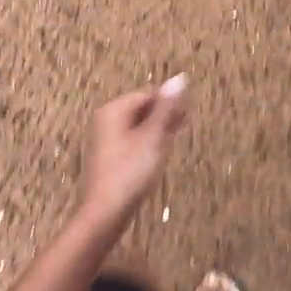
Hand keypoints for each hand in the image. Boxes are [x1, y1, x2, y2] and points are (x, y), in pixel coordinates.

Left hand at [79, 75, 188, 228]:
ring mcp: (105, 139)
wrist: (105, 212)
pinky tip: (157, 155)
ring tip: (171, 143)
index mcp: (113, 110)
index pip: (148, 94)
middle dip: (162, 116)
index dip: (168, 103)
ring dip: (156, 130)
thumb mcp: (153, 137)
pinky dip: (146, 143)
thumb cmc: (130, 172)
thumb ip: (166, 108)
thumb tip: (179, 78)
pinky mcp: (109, 156)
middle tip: (181, 129)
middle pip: (141, 108)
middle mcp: (106, 119)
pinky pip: (132, 140)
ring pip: (137, 125)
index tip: (185, 117)